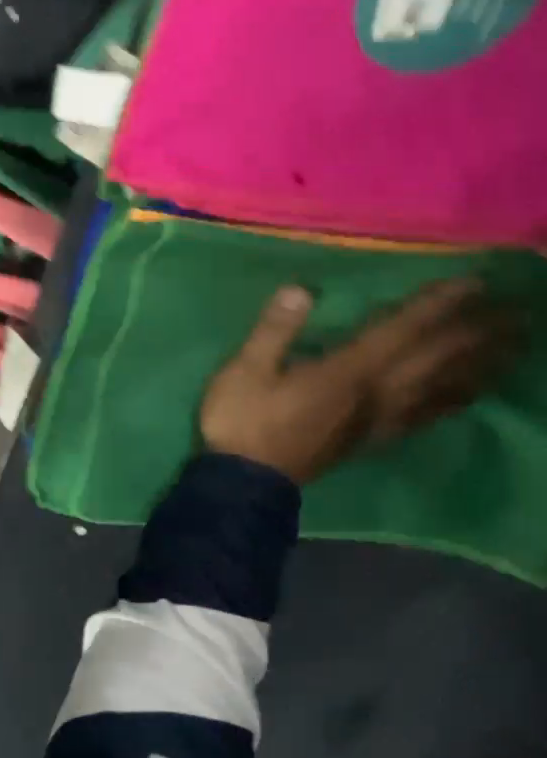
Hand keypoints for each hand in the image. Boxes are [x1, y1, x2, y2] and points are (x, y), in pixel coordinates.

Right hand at [200, 277, 516, 483]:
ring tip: (513, 345)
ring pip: (446, 387)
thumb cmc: (242, 417)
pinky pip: (431, 413)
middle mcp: (380, 393)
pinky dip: (458, 397)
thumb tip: (301, 289)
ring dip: (483, 363)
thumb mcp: (244, 369)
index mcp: (348, 373)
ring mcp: (384, 418)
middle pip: (439, 359)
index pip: (402, 332)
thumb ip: (275, 330)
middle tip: (516, 309)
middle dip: (477, 332)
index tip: (474, 281)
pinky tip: (469, 391)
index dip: (437, 305)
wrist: (248, 476)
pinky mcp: (378, 435)